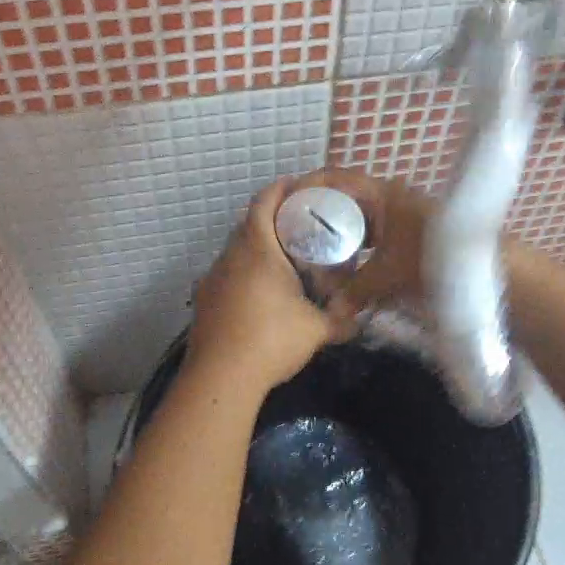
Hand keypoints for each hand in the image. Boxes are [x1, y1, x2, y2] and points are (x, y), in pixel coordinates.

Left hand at [184, 180, 334, 394]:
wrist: (220, 378)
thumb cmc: (271, 340)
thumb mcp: (316, 330)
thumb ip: (342, 320)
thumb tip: (360, 319)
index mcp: (257, 249)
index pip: (265, 201)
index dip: (282, 188)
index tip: (300, 187)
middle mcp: (230, 256)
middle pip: (249, 224)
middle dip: (273, 219)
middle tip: (301, 227)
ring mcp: (212, 278)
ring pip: (235, 251)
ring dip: (257, 249)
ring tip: (284, 261)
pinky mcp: (204, 301)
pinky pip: (227, 274)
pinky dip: (244, 273)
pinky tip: (260, 294)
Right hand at [292, 168, 437, 328]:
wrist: (483, 268)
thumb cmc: (431, 260)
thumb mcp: (387, 276)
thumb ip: (353, 292)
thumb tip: (329, 312)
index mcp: (380, 193)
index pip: (334, 178)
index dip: (307, 188)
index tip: (285, 205)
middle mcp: (388, 197)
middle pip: (344, 199)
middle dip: (319, 215)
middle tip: (292, 232)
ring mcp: (400, 213)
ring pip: (359, 218)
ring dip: (339, 233)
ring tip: (312, 251)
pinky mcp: (408, 231)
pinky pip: (373, 233)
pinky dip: (358, 245)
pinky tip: (344, 262)